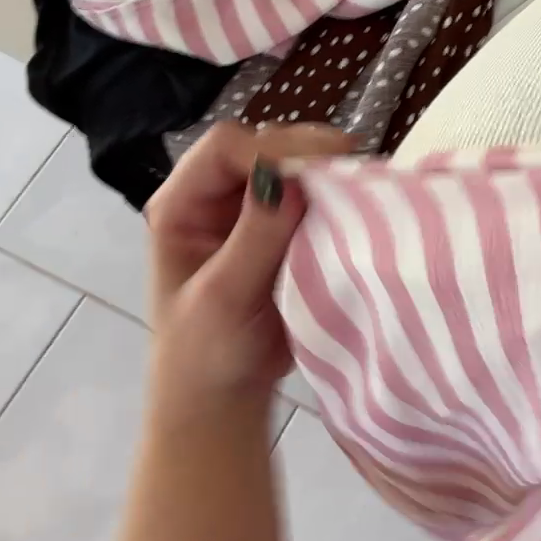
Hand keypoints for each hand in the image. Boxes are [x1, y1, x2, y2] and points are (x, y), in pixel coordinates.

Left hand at [144, 121, 353, 415]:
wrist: (223, 393)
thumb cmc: (208, 352)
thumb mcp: (225, 295)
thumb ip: (255, 236)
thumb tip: (290, 179)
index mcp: (181, 206)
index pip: (224, 149)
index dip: (270, 151)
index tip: (319, 175)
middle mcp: (214, 199)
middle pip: (259, 146)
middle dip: (304, 151)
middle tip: (353, 166)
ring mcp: (248, 213)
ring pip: (287, 167)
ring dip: (323, 169)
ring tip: (358, 180)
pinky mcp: (280, 231)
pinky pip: (308, 197)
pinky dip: (332, 194)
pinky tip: (355, 201)